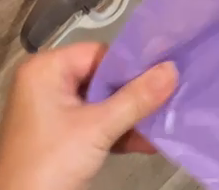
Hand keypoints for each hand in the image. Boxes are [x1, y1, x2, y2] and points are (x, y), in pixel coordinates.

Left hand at [0, 43, 178, 189]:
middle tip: (168, 99)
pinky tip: (145, 143)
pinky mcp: (55, 137)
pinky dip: (113, 133)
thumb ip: (136, 99)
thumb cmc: (51, 164)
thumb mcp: (97, 129)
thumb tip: (173, 69)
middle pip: (100, 78)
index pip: (98, 54)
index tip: (163, 76)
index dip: (129, 66)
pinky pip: (90, 124)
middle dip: (132, 95)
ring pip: (98, 104)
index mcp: (46, 68)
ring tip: (162, 123)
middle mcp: (45, 83)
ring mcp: (49, 112)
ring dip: (128, 118)